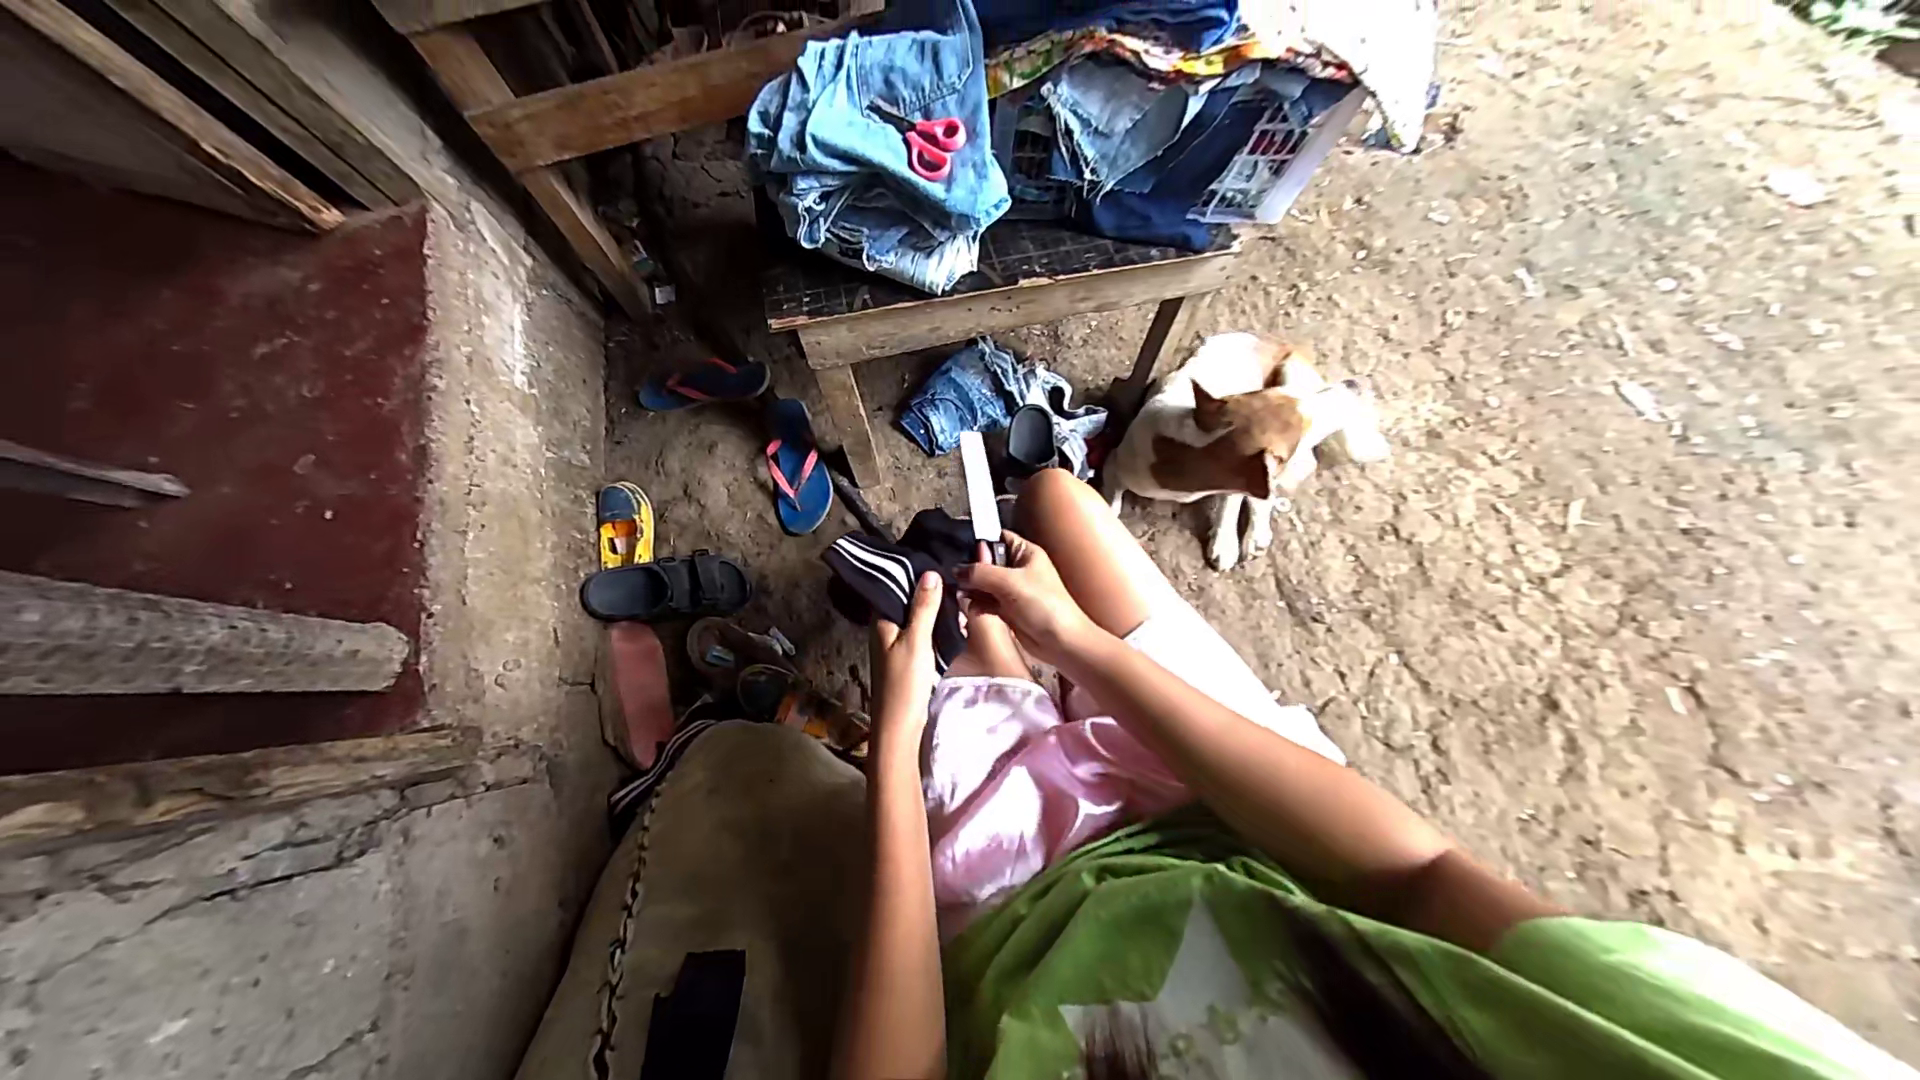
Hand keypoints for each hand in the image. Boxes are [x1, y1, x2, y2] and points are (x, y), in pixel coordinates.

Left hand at [868, 571, 941, 749]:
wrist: (899, 728)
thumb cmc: (904, 683)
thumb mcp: (917, 641)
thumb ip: (923, 608)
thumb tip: (930, 573)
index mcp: (881, 620)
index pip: (892, 584)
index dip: (909, 570)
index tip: (932, 554)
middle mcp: (885, 628)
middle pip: (904, 599)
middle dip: (924, 587)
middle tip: (950, 570)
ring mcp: (896, 643)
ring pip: (914, 616)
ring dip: (932, 606)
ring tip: (955, 590)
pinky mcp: (908, 657)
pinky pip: (921, 631)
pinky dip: (934, 624)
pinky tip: (951, 620)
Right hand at [957, 533, 1101, 666]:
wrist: (1061, 642)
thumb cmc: (1047, 607)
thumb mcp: (1009, 582)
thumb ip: (980, 572)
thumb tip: (958, 569)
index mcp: (1025, 553)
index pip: (996, 537)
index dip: (979, 543)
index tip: (961, 552)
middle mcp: (1018, 569)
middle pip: (985, 562)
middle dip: (971, 570)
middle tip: (961, 578)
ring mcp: (1012, 590)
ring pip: (982, 583)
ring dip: (972, 588)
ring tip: (964, 594)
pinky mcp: (1007, 609)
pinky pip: (985, 601)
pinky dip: (977, 603)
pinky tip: (973, 607)